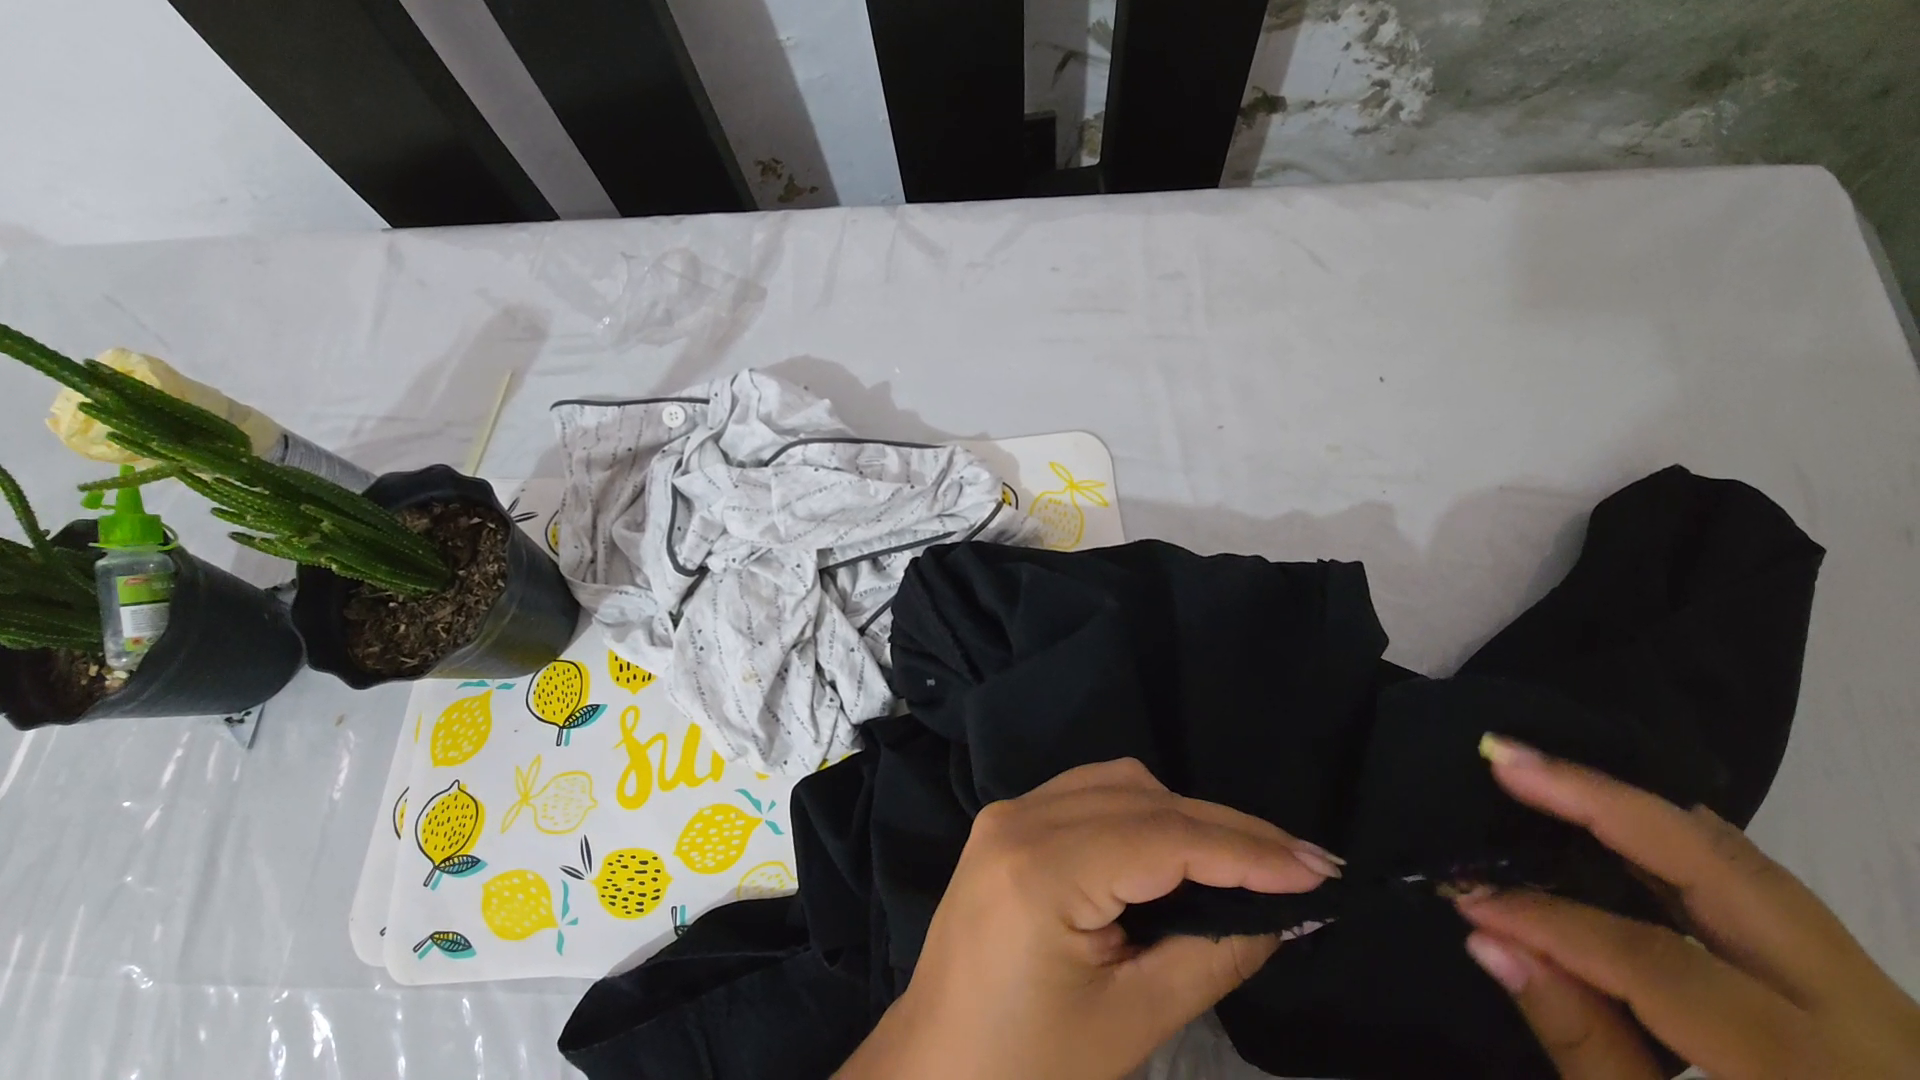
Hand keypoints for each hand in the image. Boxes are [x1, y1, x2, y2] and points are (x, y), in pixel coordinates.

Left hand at [834, 758, 1337, 1079]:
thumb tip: (1289, 913)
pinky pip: (1089, 794)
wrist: (935, 1069)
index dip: (1249, 851)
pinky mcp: (1005, 824)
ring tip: (1252, 861)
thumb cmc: (1029, 1063)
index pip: (1166, 838)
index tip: (1322, 871)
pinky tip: (1181, 848)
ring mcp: (1006, 815)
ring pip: (1120, 785)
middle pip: (1146, 800)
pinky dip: (1144, 812)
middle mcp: (1020, 820)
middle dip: (1229, 831)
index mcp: (1043, 870)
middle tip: (1305, 866)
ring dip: (1188, 816)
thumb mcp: (1134, 1017)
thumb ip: (1216, 954)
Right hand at [1459, 734, 1919, 1076]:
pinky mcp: (1857, 980)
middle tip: (1507, 758)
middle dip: (1603, 802)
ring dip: (1634, 809)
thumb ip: (1587, 1046)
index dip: (1554, 924)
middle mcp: (1873, 1012)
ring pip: (1746, 863)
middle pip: (1723, 870)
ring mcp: (1878, 989)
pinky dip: (1674, 843)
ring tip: (1544, 773)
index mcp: (1822, 1070)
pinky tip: (1614, 819)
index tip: (1468, 897)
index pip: (1661, 963)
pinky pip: (1757, 886)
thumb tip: (1491, 940)